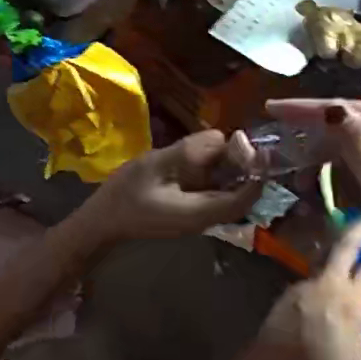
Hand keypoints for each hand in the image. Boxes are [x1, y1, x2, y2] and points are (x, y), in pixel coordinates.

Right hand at [82, 129, 260, 239]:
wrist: (104, 221)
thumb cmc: (125, 194)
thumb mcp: (155, 165)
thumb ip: (190, 152)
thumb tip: (221, 138)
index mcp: (201, 212)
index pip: (245, 197)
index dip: (256, 172)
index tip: (255, 145)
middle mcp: (206, 220)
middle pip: (240, 195)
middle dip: (245, 167)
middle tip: (240, 138)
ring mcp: (198, 218)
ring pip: (228, 193)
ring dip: (232, 170)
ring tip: (227, 143)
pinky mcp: (190, 213)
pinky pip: (213, 193)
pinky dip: (217, 175)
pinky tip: (207, 157)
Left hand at [226, 219, 360, 359]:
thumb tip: (357, 320)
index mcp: (347, 303)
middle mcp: (321, 287)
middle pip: (341, 250)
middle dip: (357, 233)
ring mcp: (297, 291)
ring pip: (323, 267)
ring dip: (337, 259)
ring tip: (353, 257)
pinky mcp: (281, 301)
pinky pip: (310, 283)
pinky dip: (323, 280)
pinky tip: (329, 288)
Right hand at [265, 99, 360, 300]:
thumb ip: (359, 150)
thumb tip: (333, 111)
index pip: (346, 110)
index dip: (306, 109)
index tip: (272, 108)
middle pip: (359, 120)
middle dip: (319, 126)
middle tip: (284, 136)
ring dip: (337, 144)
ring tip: (308, 158)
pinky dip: (358, 158)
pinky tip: (346, 171)